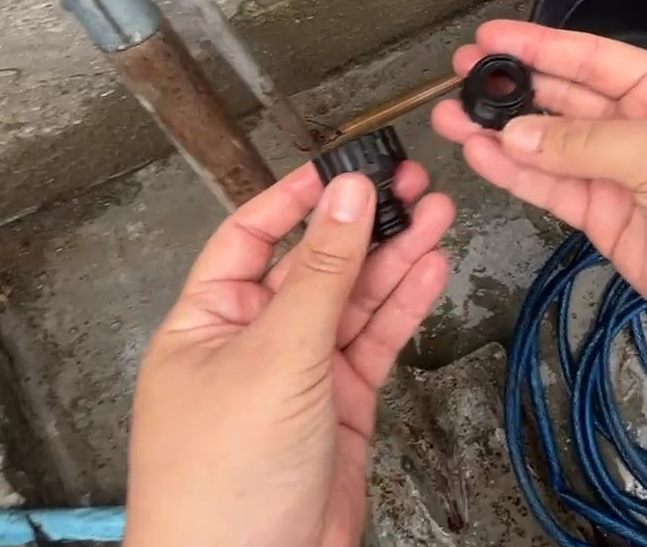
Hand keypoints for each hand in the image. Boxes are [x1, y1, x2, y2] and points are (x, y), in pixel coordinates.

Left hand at [124, 160, 454, 546]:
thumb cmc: (225, 482)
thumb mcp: (278, 356)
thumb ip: (322, 271)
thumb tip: (349, 194)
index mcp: (209, 322)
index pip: (253, 235)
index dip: (299, 196)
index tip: (345, 164)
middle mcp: (255, 338)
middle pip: (318, 261)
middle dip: (366, 222)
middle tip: (411, 183)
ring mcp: (303, 369)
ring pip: (356, 296)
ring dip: (398, 256)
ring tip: (437, 213)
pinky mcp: (343, 398)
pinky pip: (377, 337)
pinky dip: (405, 304)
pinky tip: (432, 269)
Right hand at [431, 20, 646, 347]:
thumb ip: (585, 144)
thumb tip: (517, 133)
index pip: (593, 58)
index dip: (542, 45)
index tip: (494, 36)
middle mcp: (639, 126)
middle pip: (565, 98)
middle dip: (515, 86)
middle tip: (465, 74)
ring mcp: (618, 172)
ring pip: (549, 144)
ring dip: (503, 132)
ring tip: (454, 116)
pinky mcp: (605, 215)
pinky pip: (552, 187)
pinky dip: (516, 173)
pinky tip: (481, 155)